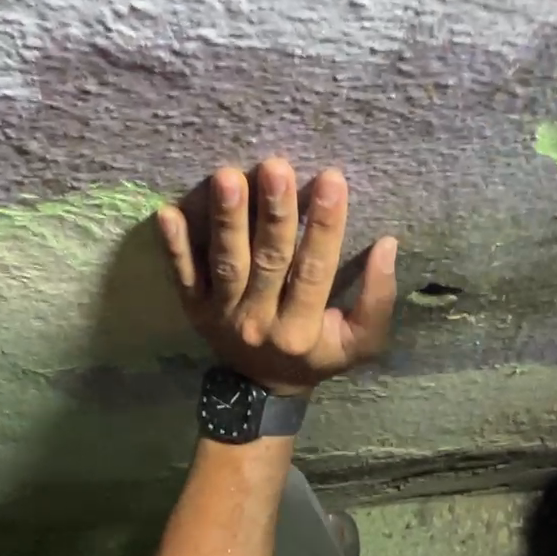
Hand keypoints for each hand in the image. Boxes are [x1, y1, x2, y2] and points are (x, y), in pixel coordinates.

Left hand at [155, 159, 399, 395]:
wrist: (265, 388)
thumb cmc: (319, 355)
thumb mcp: (360, 343)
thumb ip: (377, 299)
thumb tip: (387, 245)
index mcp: (301, 332)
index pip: (314, 271)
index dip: (324, 227)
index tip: (332, 180)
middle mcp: (258, 323)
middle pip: (268, 261)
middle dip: (273, 213)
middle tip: (275, 167)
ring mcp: (221, 315)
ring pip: (226, 263)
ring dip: (226, 220)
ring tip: (227, 176)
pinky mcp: (195, 308)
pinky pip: (182, 276)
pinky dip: (174, 246)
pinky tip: (169, 213)